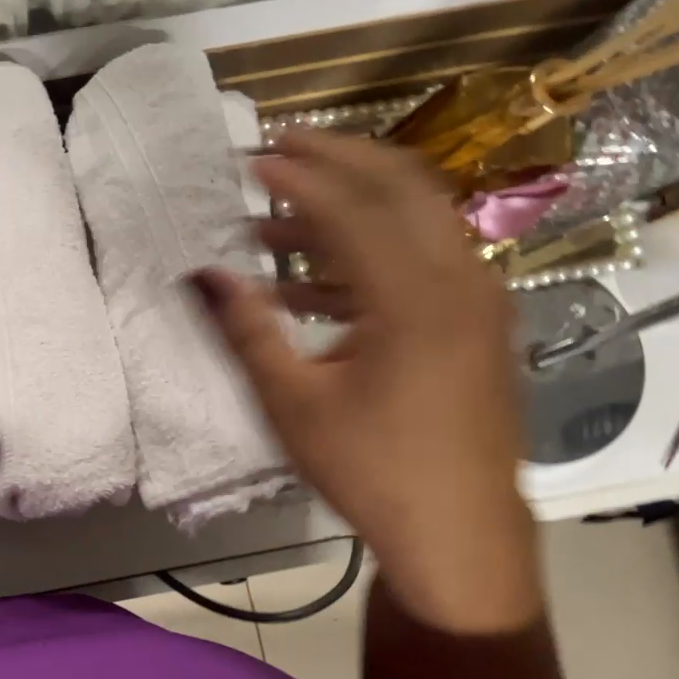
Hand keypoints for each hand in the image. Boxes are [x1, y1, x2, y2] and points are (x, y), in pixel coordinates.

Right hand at [194, 129, 539, 633]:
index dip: (298, 177)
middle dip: (338, 161)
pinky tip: (310, 283)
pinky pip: (422, 262)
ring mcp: (477, 299)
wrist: (458, 530)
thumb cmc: (369, 468)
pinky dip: (368, 256)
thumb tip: (202, 275)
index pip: (351, 209)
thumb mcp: (293, 401)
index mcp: (414, 296)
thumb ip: (247, 330)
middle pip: (399, 191)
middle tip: (280, 148)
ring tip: (276, 220)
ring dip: (349, 211)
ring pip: (415, 223)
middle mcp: (458, 279)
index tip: (251, 158)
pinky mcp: (475, 323)